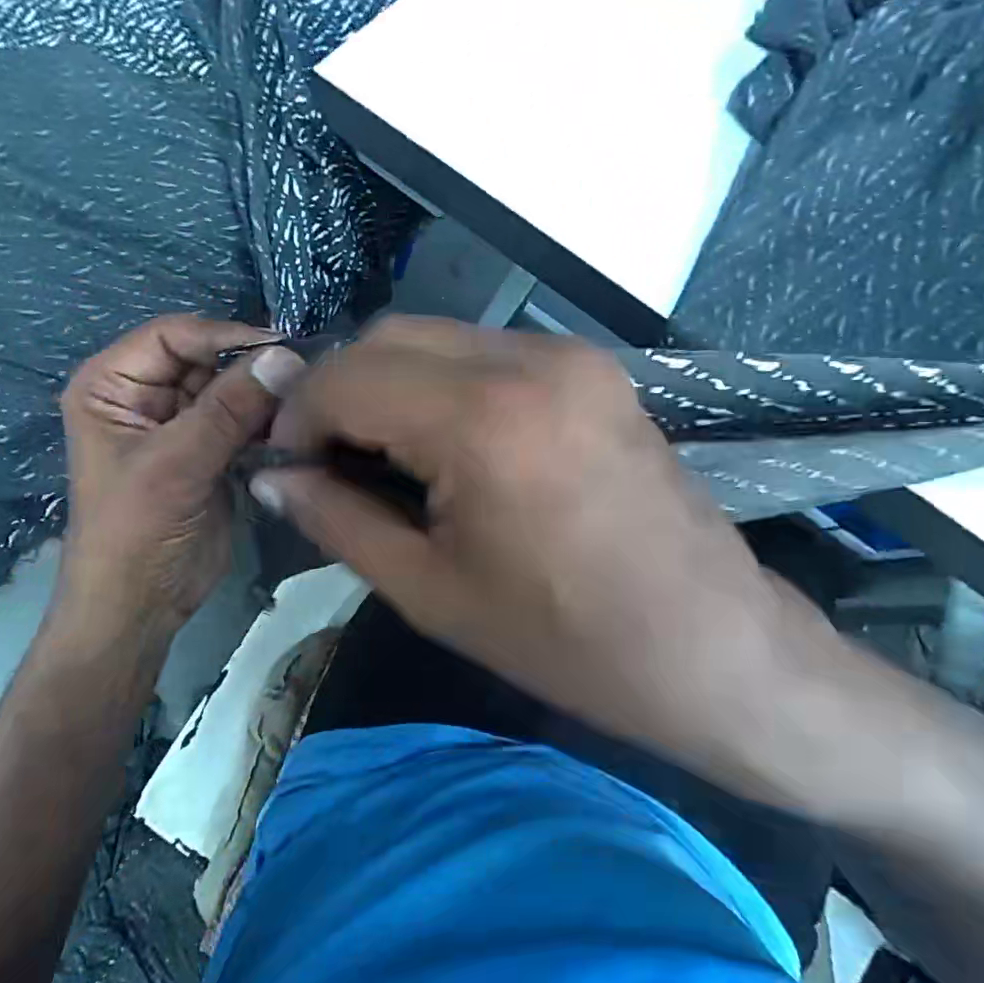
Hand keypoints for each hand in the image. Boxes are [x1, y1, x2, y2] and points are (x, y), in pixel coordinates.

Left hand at [56, 315, 305, 641]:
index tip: (282, 348)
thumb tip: (286, 357)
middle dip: (253, 370)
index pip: (173, 336)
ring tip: (306, 408)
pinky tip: (297, 433)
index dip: (225, 336)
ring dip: (267, 399)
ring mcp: (184, 427)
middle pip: (208, 361)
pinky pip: (247, 424)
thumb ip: (228, 409)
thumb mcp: (176, 463)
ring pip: (234, 392)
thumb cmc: (137, 529)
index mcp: (113, 385)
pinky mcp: (214, 454)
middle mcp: (148, 397)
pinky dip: (271, 426)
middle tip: (305, 382)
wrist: (144, 601)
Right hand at [254, 317, 804, 764]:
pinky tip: (451, 446)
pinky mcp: (599, 372)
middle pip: (392, 338)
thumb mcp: (434, 591)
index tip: (290, 468)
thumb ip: (341, 520)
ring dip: (396, 385)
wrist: (707, 644)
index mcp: (482, 417)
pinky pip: (495, 355)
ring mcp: (574, 357)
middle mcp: (529, 360)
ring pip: (443, 339)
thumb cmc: (566, 640)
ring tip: (388, 460)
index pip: (348, 376)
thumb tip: (276, 478)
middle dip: (343, 392)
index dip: (300, 417)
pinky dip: (450, 386)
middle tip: (332, 464)